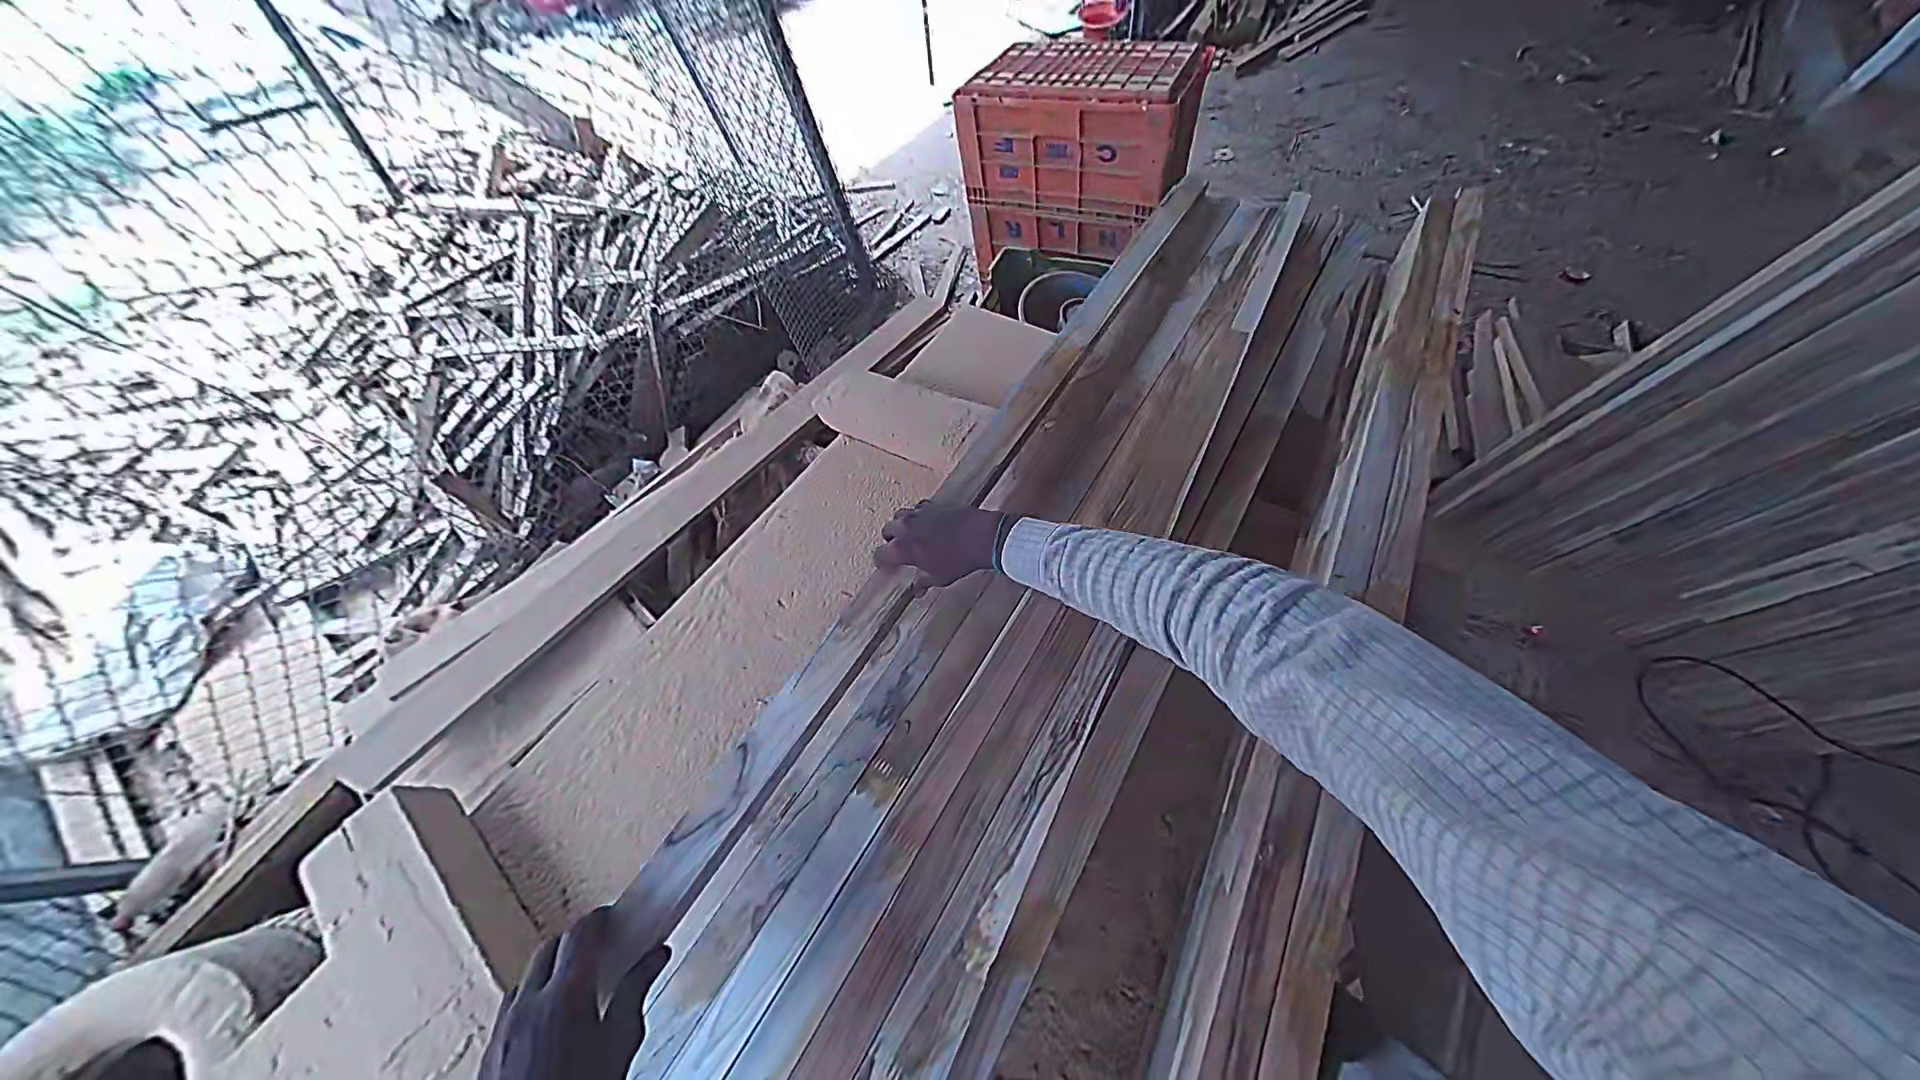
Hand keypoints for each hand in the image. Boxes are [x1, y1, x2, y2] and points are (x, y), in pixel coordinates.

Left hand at [479, 906, 670, 1079]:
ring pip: (525, 978)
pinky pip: (510, 1008)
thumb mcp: (621, 1042)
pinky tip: (549, 1019)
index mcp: (566, 995)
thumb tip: (655, 957)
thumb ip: (636, 990)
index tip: (611, 918)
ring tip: (574, 984)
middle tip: (598, 948)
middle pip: (548, 949)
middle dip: (573, 941)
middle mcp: (529, 1005)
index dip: (597, 920)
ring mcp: (504, 1029)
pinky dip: (531, 999)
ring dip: (549, 970)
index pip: (580, 934)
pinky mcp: (489, 1054)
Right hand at [873, 502, 1004, 587]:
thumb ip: (923, 582)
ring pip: (899, 516)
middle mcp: (905, 528)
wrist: (981, 536)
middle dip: (891, 541)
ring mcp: (918, 513)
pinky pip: (917, 509)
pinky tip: (927, 524)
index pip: (880, 555)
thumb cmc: (960, 560)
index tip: (887, 566)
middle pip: (886, 531)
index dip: (882, 562)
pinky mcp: (931, 504)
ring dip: (902, 526)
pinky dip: (918, 516)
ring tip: (912, 535)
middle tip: (901, 550)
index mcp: (902, 548)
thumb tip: (917, 590)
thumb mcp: (939, 577)